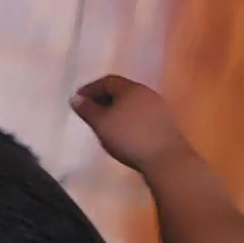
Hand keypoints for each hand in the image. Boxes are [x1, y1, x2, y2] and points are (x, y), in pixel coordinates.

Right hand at [71, 75, 190, 175]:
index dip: (90, 88)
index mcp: (130, 88)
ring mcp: (160, 109)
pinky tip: (125, 133)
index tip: (78, 99)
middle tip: (91, 110)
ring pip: (133, 104)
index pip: (107, 81)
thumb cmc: (129, 138)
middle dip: (104, 98)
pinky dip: (130, 120)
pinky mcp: (167, 125)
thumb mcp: (101, 124)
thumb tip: (75, 98)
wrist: (168, 161)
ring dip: (118, 110)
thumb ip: (87, 109)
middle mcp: (147, 93)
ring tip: (106, 123)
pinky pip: (143, 115)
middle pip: (122, 90)